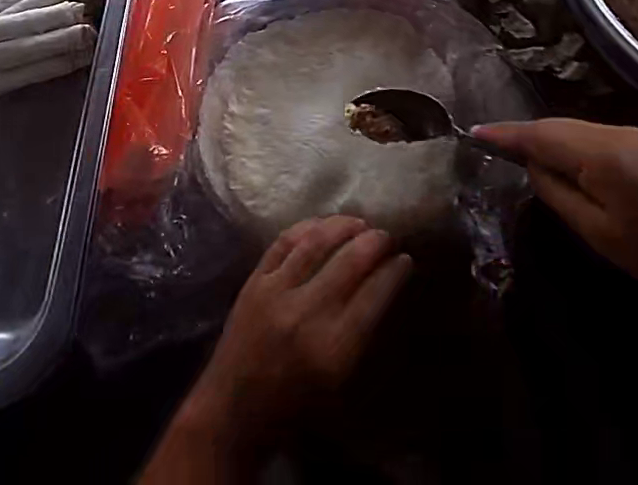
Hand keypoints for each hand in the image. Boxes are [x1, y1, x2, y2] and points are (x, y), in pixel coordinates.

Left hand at [186, 215, 412, 446]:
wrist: (232, 414)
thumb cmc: (295, 407)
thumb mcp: (341, 382)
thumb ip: (363, 334)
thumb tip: (384, 286)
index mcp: (334, 347)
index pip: (375, 293)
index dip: (395, 271)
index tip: (405, 259)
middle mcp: (307, 313)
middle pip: (351, 261)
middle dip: (376, 242)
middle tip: (386, 237)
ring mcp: (276, 293)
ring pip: (317, 242)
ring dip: (344, 226)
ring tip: (360, 223)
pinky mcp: (254, 283)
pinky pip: (283, 242)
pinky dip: (307, 228)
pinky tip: (322, 225)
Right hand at [474, 118, 637, 317]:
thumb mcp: (604, 236)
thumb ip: (560, 195)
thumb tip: (533, 166)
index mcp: (602, 152)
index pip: (540, 134)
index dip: (504, 134)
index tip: (472, 132)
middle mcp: (618, 132)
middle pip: (558, 127)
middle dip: (524, 136)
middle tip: (490, 146)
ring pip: (579, 132)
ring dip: (549, 143)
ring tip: (520, 159)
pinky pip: (599, 141)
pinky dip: (574, 149)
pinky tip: (566, 166)